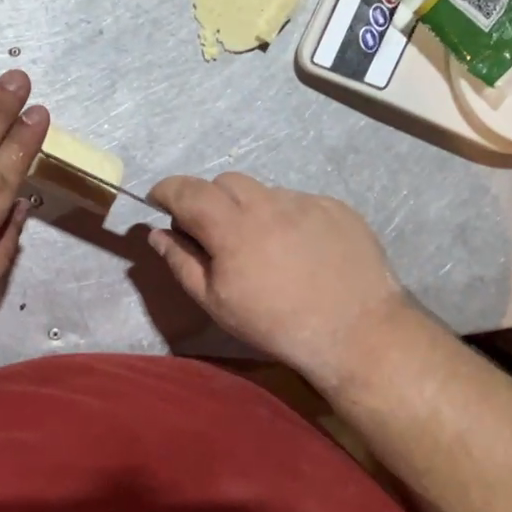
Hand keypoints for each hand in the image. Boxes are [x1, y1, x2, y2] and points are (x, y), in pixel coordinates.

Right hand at [147, 174, 406, 387]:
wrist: (354, 330)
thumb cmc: (274, 324)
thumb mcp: (215, 302)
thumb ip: (182, 262)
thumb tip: (157, 234)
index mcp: (232, 227)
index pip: (188, 191)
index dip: (167, 190)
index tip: (157, 199)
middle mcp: (268, 203)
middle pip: (225, 181)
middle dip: (208, 199)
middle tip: (210, 232)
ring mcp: (306, 202)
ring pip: (263, 191)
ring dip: (249, 209)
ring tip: (260, 247)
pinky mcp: (336, 208)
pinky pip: (297, 202)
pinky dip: (284, 218)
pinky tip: (295, 251)